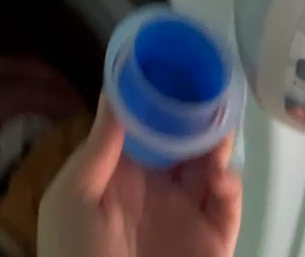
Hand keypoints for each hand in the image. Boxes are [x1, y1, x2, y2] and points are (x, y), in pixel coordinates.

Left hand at [36, 96, 241, 256]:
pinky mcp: (210, 244)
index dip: (160, 99)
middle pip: (184, 141)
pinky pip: (227, 209)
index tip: (173, 67)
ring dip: (218, 144)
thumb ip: (98, 147)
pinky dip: (231, 187)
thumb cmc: (75, 255)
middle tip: (209, 91)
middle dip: (197, 115)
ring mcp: (184, 215)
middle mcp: (156, 188)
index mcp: (122, 173)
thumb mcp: (72, 198)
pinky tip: (222, 175)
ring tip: (219, 128)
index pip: (146, 126)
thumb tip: (115, 90)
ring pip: (210, 167)